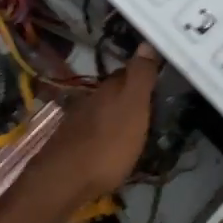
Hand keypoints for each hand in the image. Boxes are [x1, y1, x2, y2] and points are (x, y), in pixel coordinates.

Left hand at [21, 45, 159, 205]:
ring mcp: (77, 121)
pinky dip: (104, 133)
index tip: (158, 79)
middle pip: (114, 91)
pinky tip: (111, 145)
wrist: (63, 181)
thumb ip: (140, 76)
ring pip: (102, 110)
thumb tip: (146, 42)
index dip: (143, 73)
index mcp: (109, 88)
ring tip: (134, 127)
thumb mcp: (133, 108)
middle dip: (130, 94)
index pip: (129, 71)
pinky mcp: (69, 143)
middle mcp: (91, 99)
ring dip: (116, 114)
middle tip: (151, 105)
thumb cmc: (107, 144)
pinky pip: (93, 130)